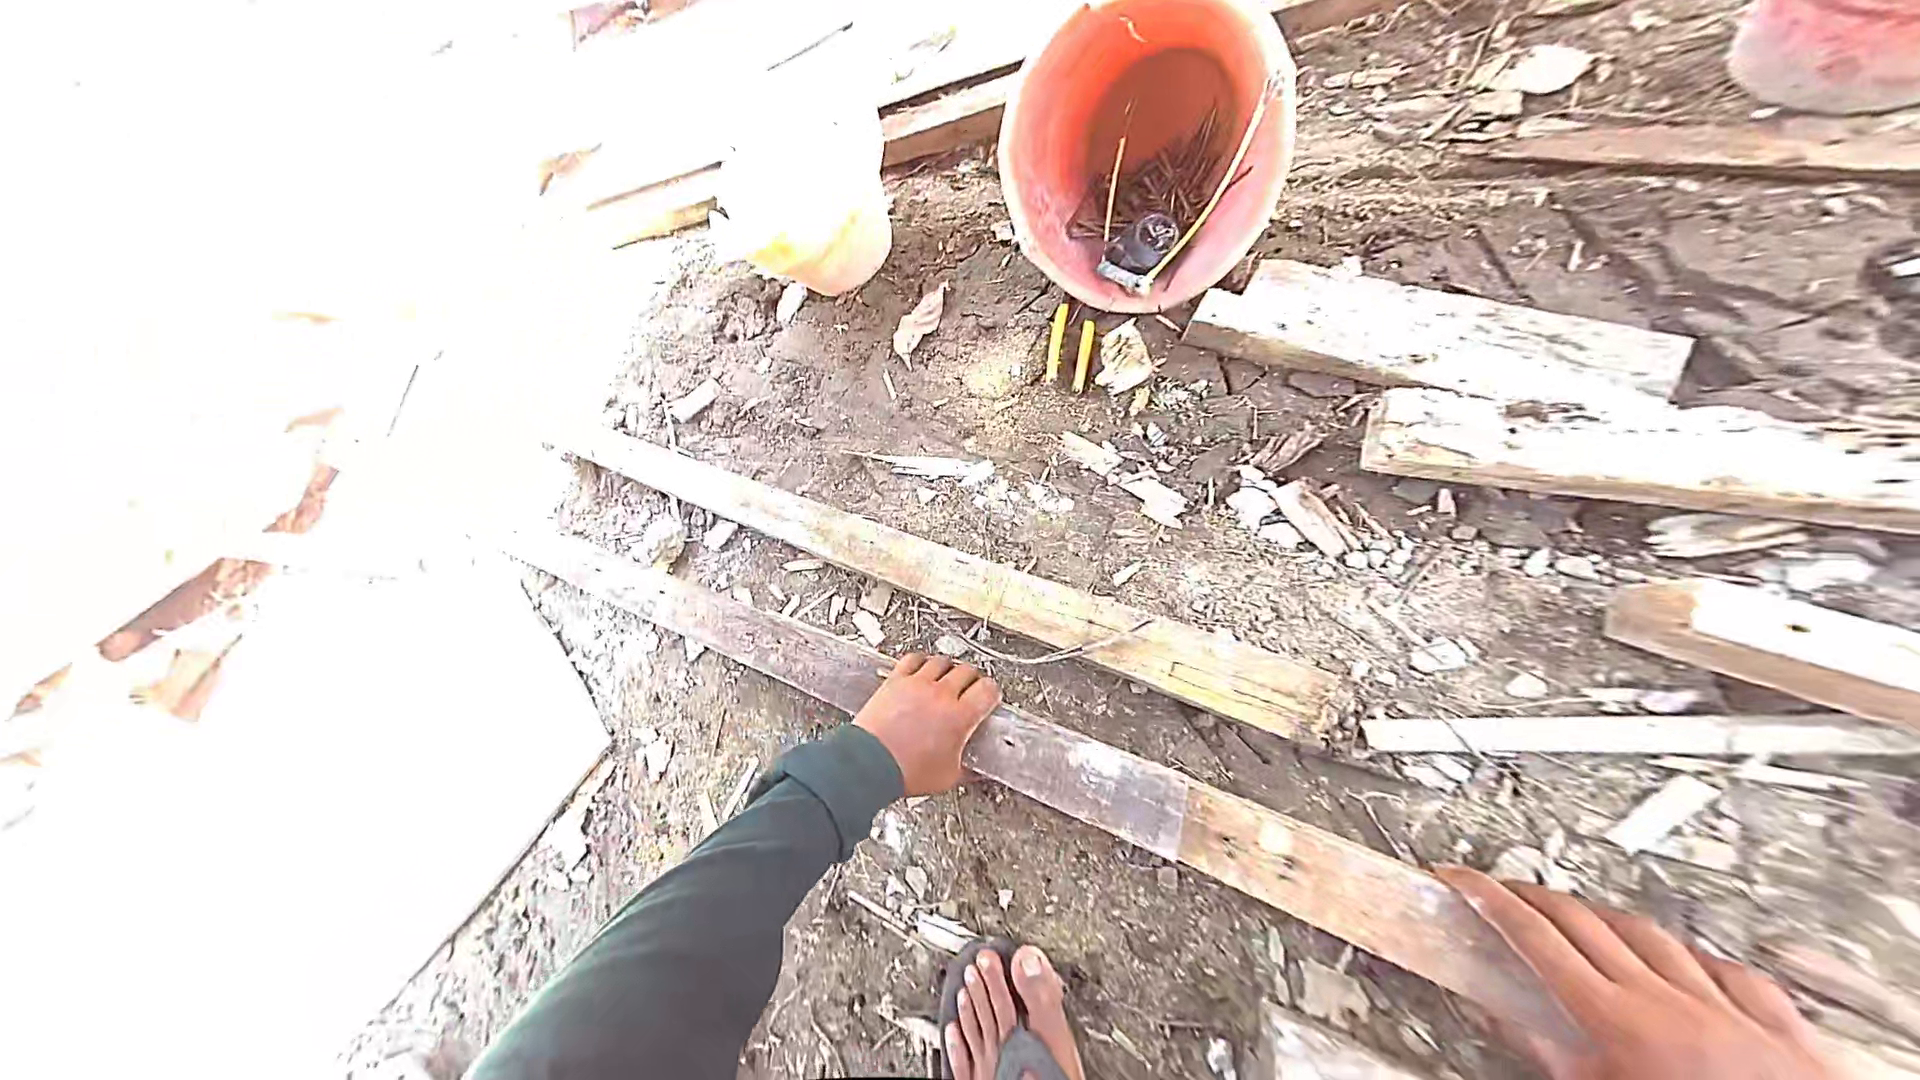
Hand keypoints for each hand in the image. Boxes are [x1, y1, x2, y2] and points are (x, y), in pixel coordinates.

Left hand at [854, 654, 1000, 795]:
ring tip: (946, 677)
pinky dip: (922, 661)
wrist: (868, 764)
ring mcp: (917, 684)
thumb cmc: (904, 772)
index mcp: (959, 717)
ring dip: (948, 668)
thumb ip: (966, 769)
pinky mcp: (897, 681)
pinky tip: (922, 668)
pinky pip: (914, 659)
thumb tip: (974, 770)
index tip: (989, 695)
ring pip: (942, 661)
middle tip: (969, 687)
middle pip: (966, 671)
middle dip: (972, 679)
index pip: (988, 690)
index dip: (992, 692)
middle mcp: (941, 695)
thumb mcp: (947, 777)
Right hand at [1436, 867, 1831, 1079]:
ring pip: (1648, 934)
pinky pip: (1734, 975)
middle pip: (1579, 919)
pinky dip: (1695, 958)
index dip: (1484, 894)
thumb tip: (1495, 1016)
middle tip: (1503, 891)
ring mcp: (1730, 1014)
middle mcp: (1668, 1003)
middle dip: (1530, 895)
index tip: (1457, 876)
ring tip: (1580, 916)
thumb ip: (1544, 1052)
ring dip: (1601, 918)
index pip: (1529, 932)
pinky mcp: (1787, 1036)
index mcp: (1616, 1021)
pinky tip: (1682, 957)